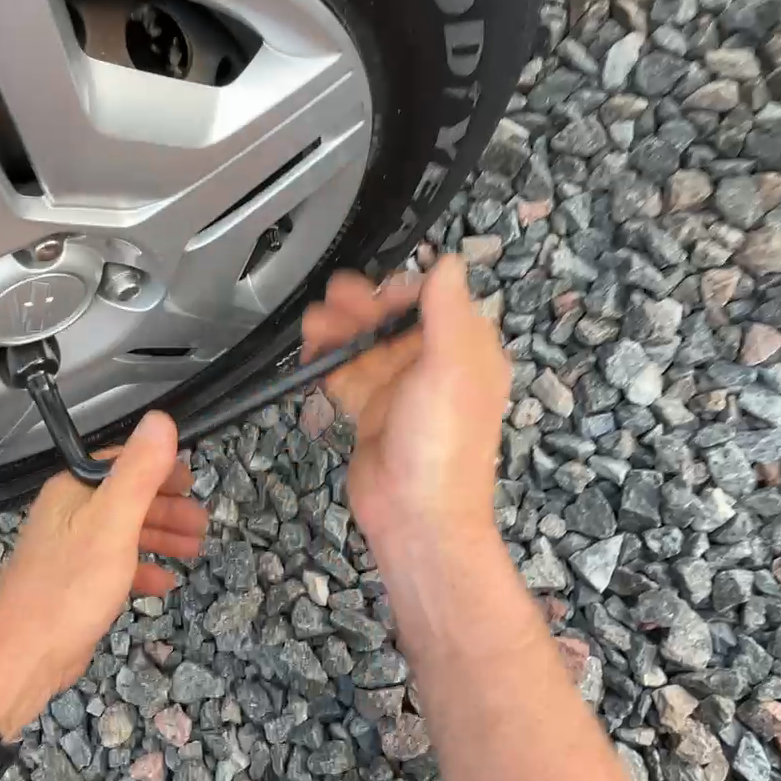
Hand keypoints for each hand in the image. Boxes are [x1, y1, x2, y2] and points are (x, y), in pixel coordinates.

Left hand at [0, 412, 204, 737]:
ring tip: (193, 549)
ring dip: (161, 536)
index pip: (122, 462)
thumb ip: (138, 472)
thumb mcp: (111, 524)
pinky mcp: (76, 584)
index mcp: (73, 490)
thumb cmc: (67, 589)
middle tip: (201, 523)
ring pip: (125, 532)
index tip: (192, 481)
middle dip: (168, 507)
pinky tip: (163, 582)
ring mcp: (72, 550)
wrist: (21, 660)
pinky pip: (117, 567)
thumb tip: (162, 419)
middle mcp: (70, 514)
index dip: (160, 468)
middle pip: (128, 498)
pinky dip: (142, 569)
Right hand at [301, 256, 510, 559]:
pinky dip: (330, 363)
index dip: (401, 292)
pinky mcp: (374, 414)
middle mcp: (436, 370)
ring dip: (339, 332)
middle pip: (393, 322)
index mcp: (467, 354)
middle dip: (361, 309)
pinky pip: (349, 377)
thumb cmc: (442, 448)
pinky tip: (313, 355)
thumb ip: (446, 312)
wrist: (416, 518)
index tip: (374, 294)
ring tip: (313, 325)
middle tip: (332, 301)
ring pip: (366, 347)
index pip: (433, 303)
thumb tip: (449, 263)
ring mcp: (403, 393)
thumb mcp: (450, 369)